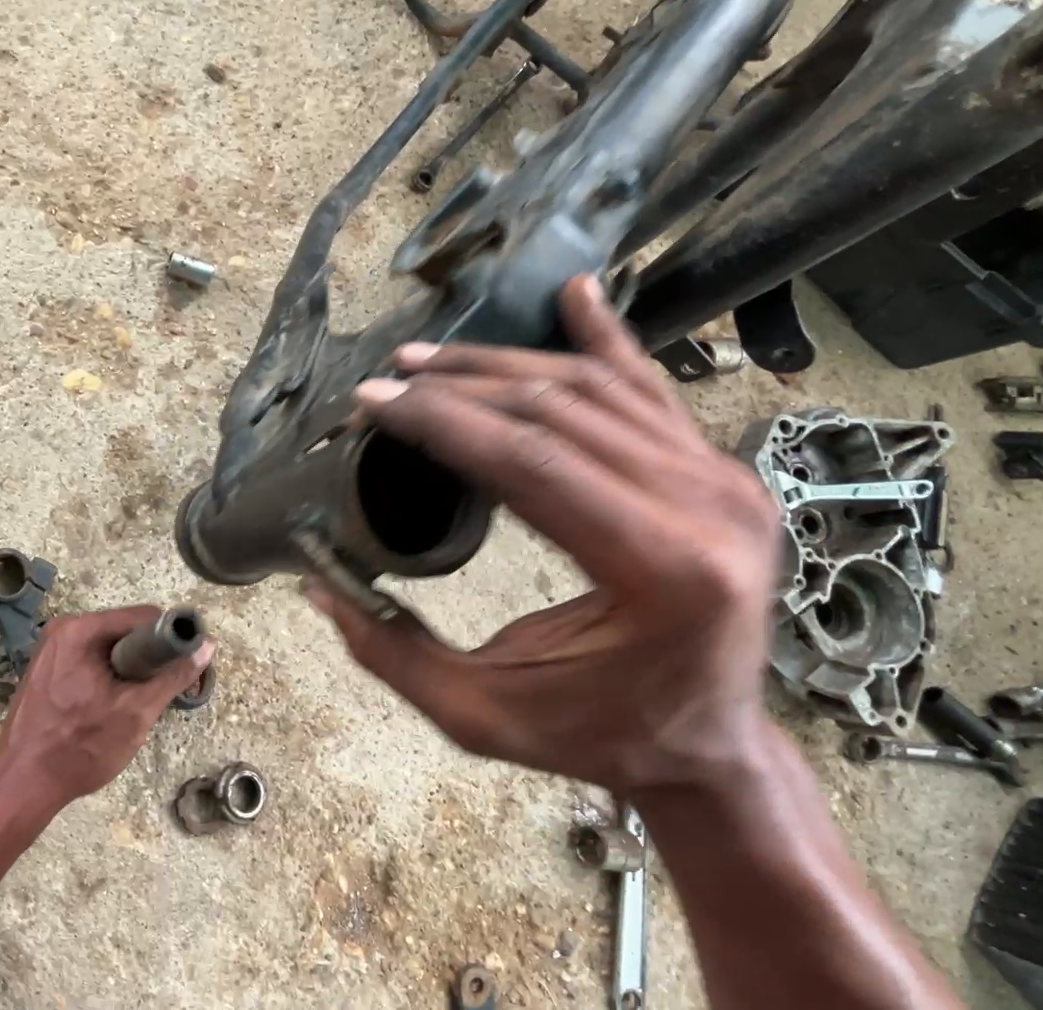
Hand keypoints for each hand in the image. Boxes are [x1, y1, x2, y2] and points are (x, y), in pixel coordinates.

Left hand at [0, 606, 214, 805]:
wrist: (23, 782)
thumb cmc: (80, 747)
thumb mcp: (136, 712)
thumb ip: (173, 676)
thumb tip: (207, 646)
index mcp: (80, 630)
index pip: (142, 616)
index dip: (169, 639)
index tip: (182, 666)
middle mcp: (62, 630)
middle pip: (124, 630)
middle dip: (147, 657)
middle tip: (158, 692)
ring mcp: (50, 649)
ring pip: (108, 648)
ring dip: (127, 670)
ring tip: (135, 704)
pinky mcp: (46, 669)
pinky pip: (89, 661)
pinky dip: (106, 677)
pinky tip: (110, 707)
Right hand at [306, 274, 784, 793]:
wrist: (710, 746)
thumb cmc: (597, 736)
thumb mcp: (480, 716)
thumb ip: (390, 655)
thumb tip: (316, 587)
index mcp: (660, 571)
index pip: (530, 462)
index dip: (439, 421)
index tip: (374, 401)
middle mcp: (708, 511)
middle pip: (559, 412)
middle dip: (457, 388)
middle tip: (387, 381)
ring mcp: (726, 483)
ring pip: (598, 389)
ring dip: (504, 365)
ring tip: (430, 360)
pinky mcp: (722, 475)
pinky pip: (651, 391)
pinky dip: (604, 340)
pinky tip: (574, 295)